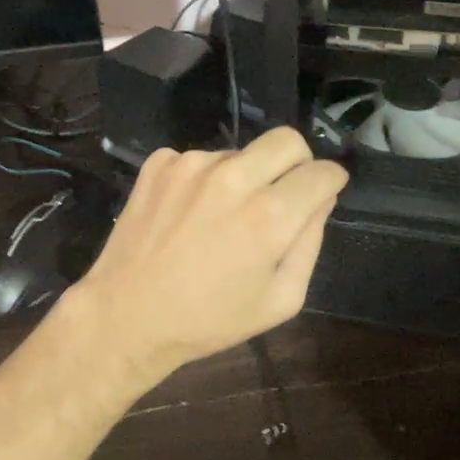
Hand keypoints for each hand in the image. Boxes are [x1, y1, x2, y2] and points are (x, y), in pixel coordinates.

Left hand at [67, 128, 347, 387]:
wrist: (127, 314)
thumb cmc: (208, 319)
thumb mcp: (279, 300)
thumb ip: (309, 244)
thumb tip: (320, 199)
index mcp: (269, 217)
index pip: (322, 172)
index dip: (332, 180)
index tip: (325, 191)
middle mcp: (233, 178)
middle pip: (286, 140)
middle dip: (297, 161)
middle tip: (284, 191)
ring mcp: (192, 164)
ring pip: (240, 153)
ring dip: (244, 176)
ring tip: (221, 218)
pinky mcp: (160, 163)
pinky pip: (200, 159)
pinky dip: (204, 180)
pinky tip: (188, 213)